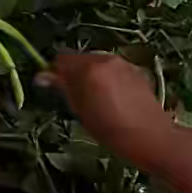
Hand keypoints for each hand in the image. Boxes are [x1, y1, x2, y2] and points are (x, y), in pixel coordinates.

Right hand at [38, 49, 182, 163]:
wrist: (149, 135)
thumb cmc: (110, 129)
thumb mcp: (81, 111)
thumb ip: (63, 89)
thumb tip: (42, 76)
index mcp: (89, 68)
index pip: (62, 58)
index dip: (56, 71)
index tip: (57, 88)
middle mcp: (105, 59)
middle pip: (81, 58)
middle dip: (76, 73)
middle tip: (78, 97)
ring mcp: (123, 62)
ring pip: (98, 62)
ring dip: (93, 75)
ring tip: (98, 99)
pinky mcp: (136, 69)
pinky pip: (114, 68)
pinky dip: (109, 77)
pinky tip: (115, 98)